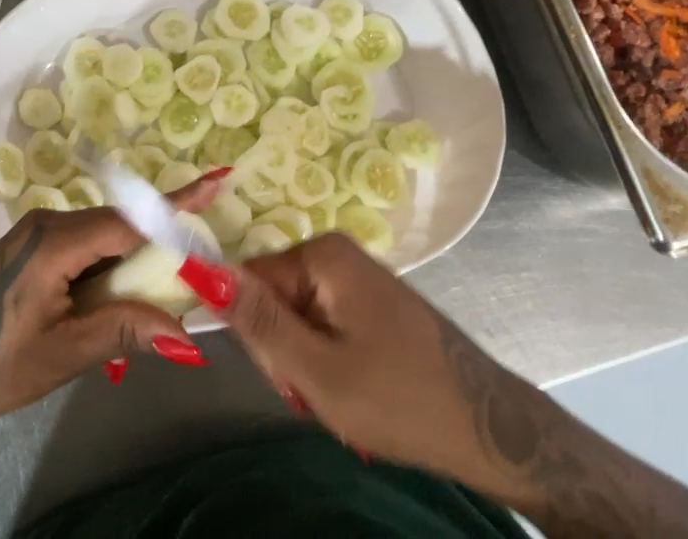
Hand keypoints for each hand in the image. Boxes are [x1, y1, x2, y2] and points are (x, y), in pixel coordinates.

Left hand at [0, 175, 224, 538]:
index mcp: (53, 243)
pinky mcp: (26, 251)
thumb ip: (126, 331)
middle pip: (118, 225)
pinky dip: (106, 266)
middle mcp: (44, 225)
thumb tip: (187, 334)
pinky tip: (117, 295)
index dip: (174, 209)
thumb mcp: (66, 353)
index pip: (128, 220)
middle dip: (157, 243)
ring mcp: (31, 236)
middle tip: (196, 266)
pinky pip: (81, 247)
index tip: (214, 186)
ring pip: (100, 237)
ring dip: (131, 260)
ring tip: (160, 291)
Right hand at [204, 232, 521, 484]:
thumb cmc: (400, 399)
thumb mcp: (316, 368)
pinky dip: (328, 363)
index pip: (247, 282)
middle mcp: (337, 255)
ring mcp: (356, 280)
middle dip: (284, 352)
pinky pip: (322, 327)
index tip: (285, 375)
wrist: (492, 432)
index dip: (255, 333)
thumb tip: (196, 267)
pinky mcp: (369, 305)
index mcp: (322, 256)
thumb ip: (256, 319)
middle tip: (316, 391)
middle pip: (271, 300)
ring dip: (305, 364)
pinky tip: (354, 389)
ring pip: (295, 320)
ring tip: (339, 396)